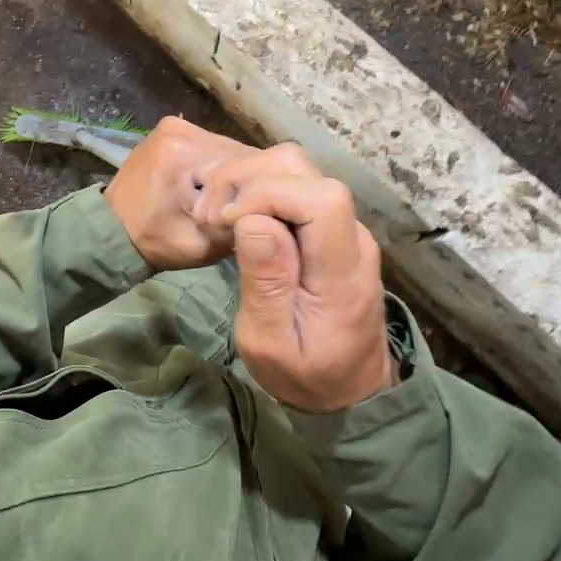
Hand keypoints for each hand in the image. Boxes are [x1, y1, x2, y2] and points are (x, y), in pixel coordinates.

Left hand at [103, 116, 254, 270]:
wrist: (110, 228)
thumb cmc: (155, 241)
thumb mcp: (204, 244)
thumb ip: (242, 223)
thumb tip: (277, 210)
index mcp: (185, 153)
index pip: (251, 163)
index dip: (265, 189)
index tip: (267, 213)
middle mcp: (181, 129)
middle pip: (241, 153)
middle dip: (251, 181)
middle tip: (252, 209)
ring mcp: (174, 125)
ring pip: (230, 148)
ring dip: (237, 174)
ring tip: (232, 200)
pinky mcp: (171, 128)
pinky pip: (212, 146)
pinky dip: (219, 166)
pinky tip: (213, 188)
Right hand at [194, 145, 393, 413]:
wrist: (349, 391)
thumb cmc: (305, 375)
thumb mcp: (271, 344)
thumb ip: (266, 282)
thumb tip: (253, 221)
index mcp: (343, 270)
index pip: (321, 199)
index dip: (268, 194)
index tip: (227, 221)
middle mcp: (351, 237)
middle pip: (304, 171)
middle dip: (248, 179)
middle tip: (209, 214)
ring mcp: (342, 227)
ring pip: (295, 169)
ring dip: (248, 180)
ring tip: (216, 214)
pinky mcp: (327, 226)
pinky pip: (292, 185)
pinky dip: (255, 188)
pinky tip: (232, 215)